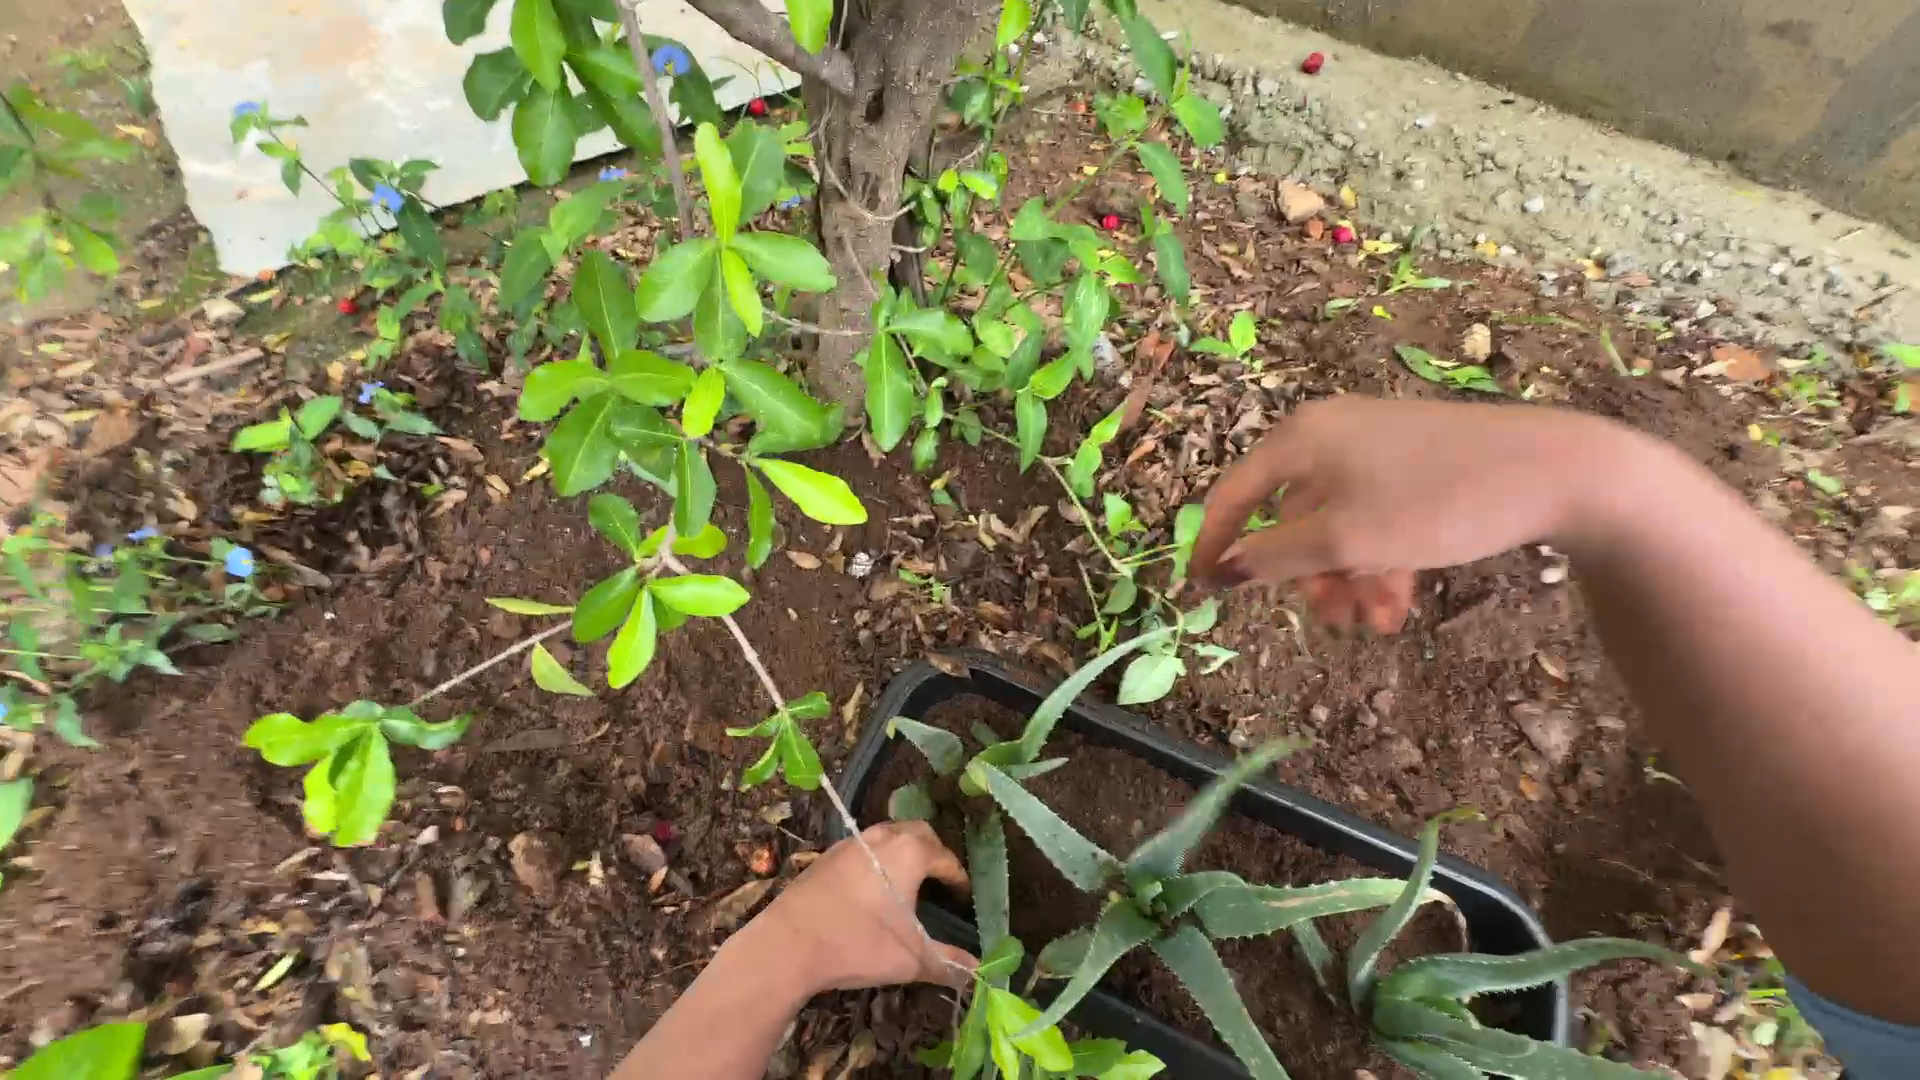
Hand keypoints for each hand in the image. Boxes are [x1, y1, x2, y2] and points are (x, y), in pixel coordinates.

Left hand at [733, 821, 977, 996]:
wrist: (789, 942)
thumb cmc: (858, 944)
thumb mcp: (911, 959)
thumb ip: (950, 963)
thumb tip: (980, 972)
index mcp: (911, 852)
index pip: (947, 859)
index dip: (959, 880)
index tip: (963, 899)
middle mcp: (885, 836)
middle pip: (920, 833)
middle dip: (935, 853)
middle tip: (940, 882)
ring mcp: (854, 841)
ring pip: (890, 834)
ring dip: (905, 851)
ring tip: (909, 882)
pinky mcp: (830, 853)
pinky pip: (866, 846)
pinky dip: (879, 858)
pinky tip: (873, 888)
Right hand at [1191, 397, 1629, 631]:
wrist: (1565, 472)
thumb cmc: (1436, 500)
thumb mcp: (1344, 538)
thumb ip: (1273, 557)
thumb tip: (1219, 573)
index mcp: (1299, 439)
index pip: (1233, 495)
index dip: (1215, 545)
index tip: (1203, 590)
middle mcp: (1328, 435)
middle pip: (1291, 517)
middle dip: (1308, 576)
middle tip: (1332, 619)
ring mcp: (1373, 448)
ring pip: (1336, 524)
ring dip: (1348, 577)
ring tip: (1379, 622)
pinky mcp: (1411, 464)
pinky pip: (1373, 516)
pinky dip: (1378, 560)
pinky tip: (1400, 602)